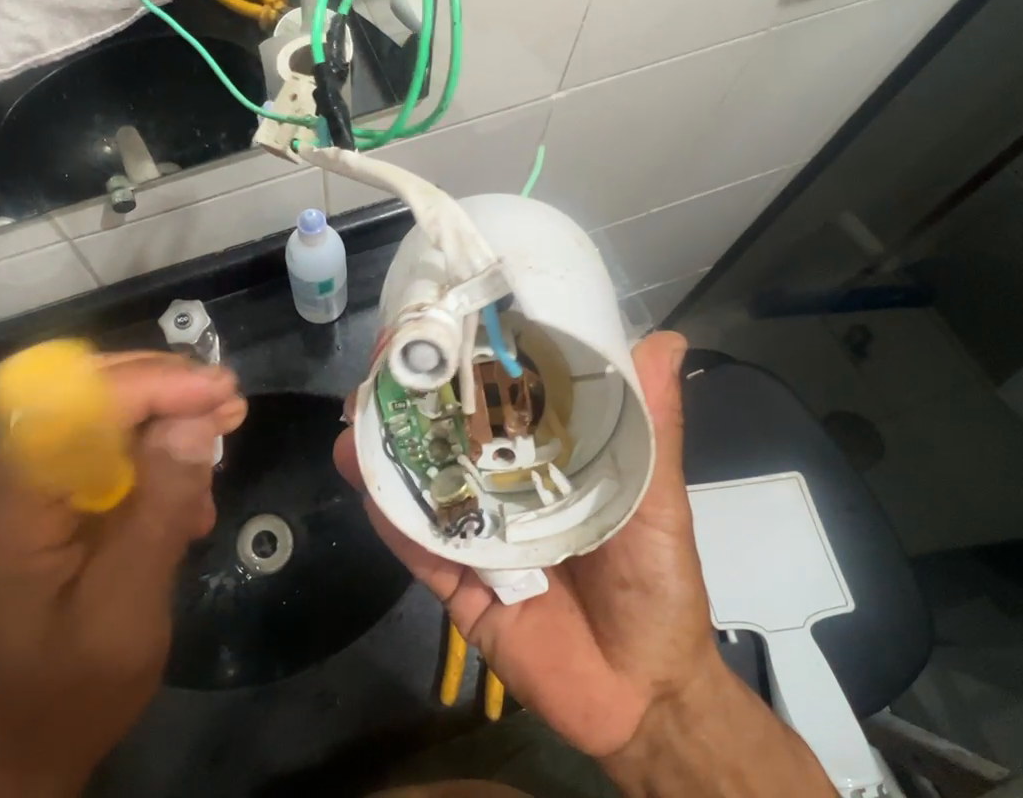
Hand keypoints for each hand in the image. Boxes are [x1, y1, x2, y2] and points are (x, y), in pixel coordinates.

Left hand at [0, 353, 246, 796]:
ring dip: (160, 421)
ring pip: (93, 423)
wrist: (23, 753)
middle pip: (80, 401)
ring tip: (219, 433)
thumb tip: (193, 422)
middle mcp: (0, 486)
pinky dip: (148, 461)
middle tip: (228, 401)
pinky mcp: (38, 511)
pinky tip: (188, 493)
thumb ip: (157, 512)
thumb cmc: (72, 693)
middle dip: (160, 391)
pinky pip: (96, 460)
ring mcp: (17, 496)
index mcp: (6, 507)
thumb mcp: (126, 610)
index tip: (220, 390)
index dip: (152, 386)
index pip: (76, 409)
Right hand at [333, 332, 716, 756]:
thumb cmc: (657, 586)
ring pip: (423, 492)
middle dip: (412, 406)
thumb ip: (654, 429)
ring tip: (355, 423)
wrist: (644, 695)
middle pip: (449, 443)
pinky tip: (368, 487)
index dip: (470, 367)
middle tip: (382, 370)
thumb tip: (667, 340)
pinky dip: (394, 522)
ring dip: (386, 457)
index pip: (502, 406)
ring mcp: (477, 542)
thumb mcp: (661, 503)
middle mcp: (505, 495)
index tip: (442, 327)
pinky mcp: (458, 589)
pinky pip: (421, 553)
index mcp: (548, 466)